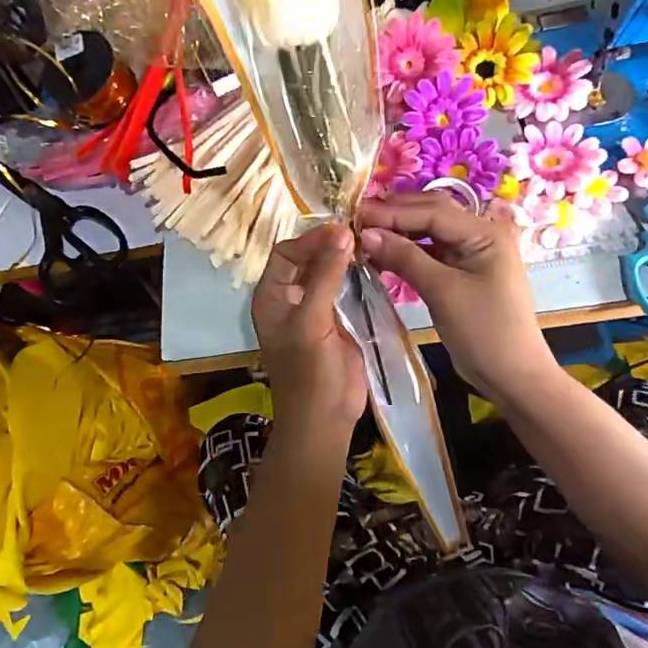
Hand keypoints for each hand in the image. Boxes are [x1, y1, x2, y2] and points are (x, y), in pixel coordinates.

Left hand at [252, 223, 366, 425]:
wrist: (325, 417)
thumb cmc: (309, 372)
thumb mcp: (312, 321)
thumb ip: (327, 276)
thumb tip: (342, 232)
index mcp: (272, 297)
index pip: (287, 253)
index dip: (311, 239)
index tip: (342, 229)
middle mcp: (291, 299)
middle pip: (308, 260)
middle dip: (330, 245)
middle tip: (362, 233)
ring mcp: (316, 311)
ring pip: (329, 273)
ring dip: (346, 259)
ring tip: (371, 245)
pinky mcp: (339, 322)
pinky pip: (346, 291)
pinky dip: (358, 278)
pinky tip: (375, 267)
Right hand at [356, 194, 556, 396]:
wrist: (512, 375)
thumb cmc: (484, 331)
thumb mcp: (443, 291)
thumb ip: (405, 258)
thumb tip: (367, 233)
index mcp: (485, 232)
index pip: (432, 211)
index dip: (392, 211)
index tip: (355, 213)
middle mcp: (480, 235)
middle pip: (432, 214)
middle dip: (395, 215)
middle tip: (355, 219)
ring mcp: (472, 255)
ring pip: (429, 233)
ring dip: (399, 233)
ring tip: (364, 235)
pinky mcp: (462, 275)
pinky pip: (430, 254)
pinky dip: (407, 253)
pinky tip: (382, 256)